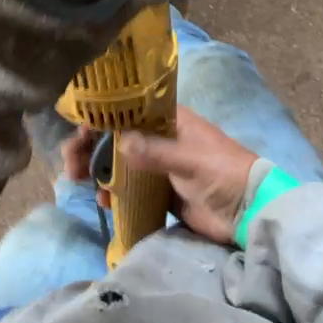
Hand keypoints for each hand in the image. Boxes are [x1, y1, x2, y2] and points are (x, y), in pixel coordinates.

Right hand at [69, 106, 257, 244]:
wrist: (251, 212)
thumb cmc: (223, 173)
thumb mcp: (189, 159)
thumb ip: (154, 152)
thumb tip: (118, 143)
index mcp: (167, 119)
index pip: (125, 110)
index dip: (100, 118)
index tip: (80, 132)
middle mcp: (158, 137)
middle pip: (115, 136)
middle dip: (90, 147)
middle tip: (70, 164)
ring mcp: (158, 165)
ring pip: (117, 162)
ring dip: (96, 169)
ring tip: (78, 181)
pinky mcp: (160, 192)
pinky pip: (128, 187)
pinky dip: (112, 191)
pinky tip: (102, 200)